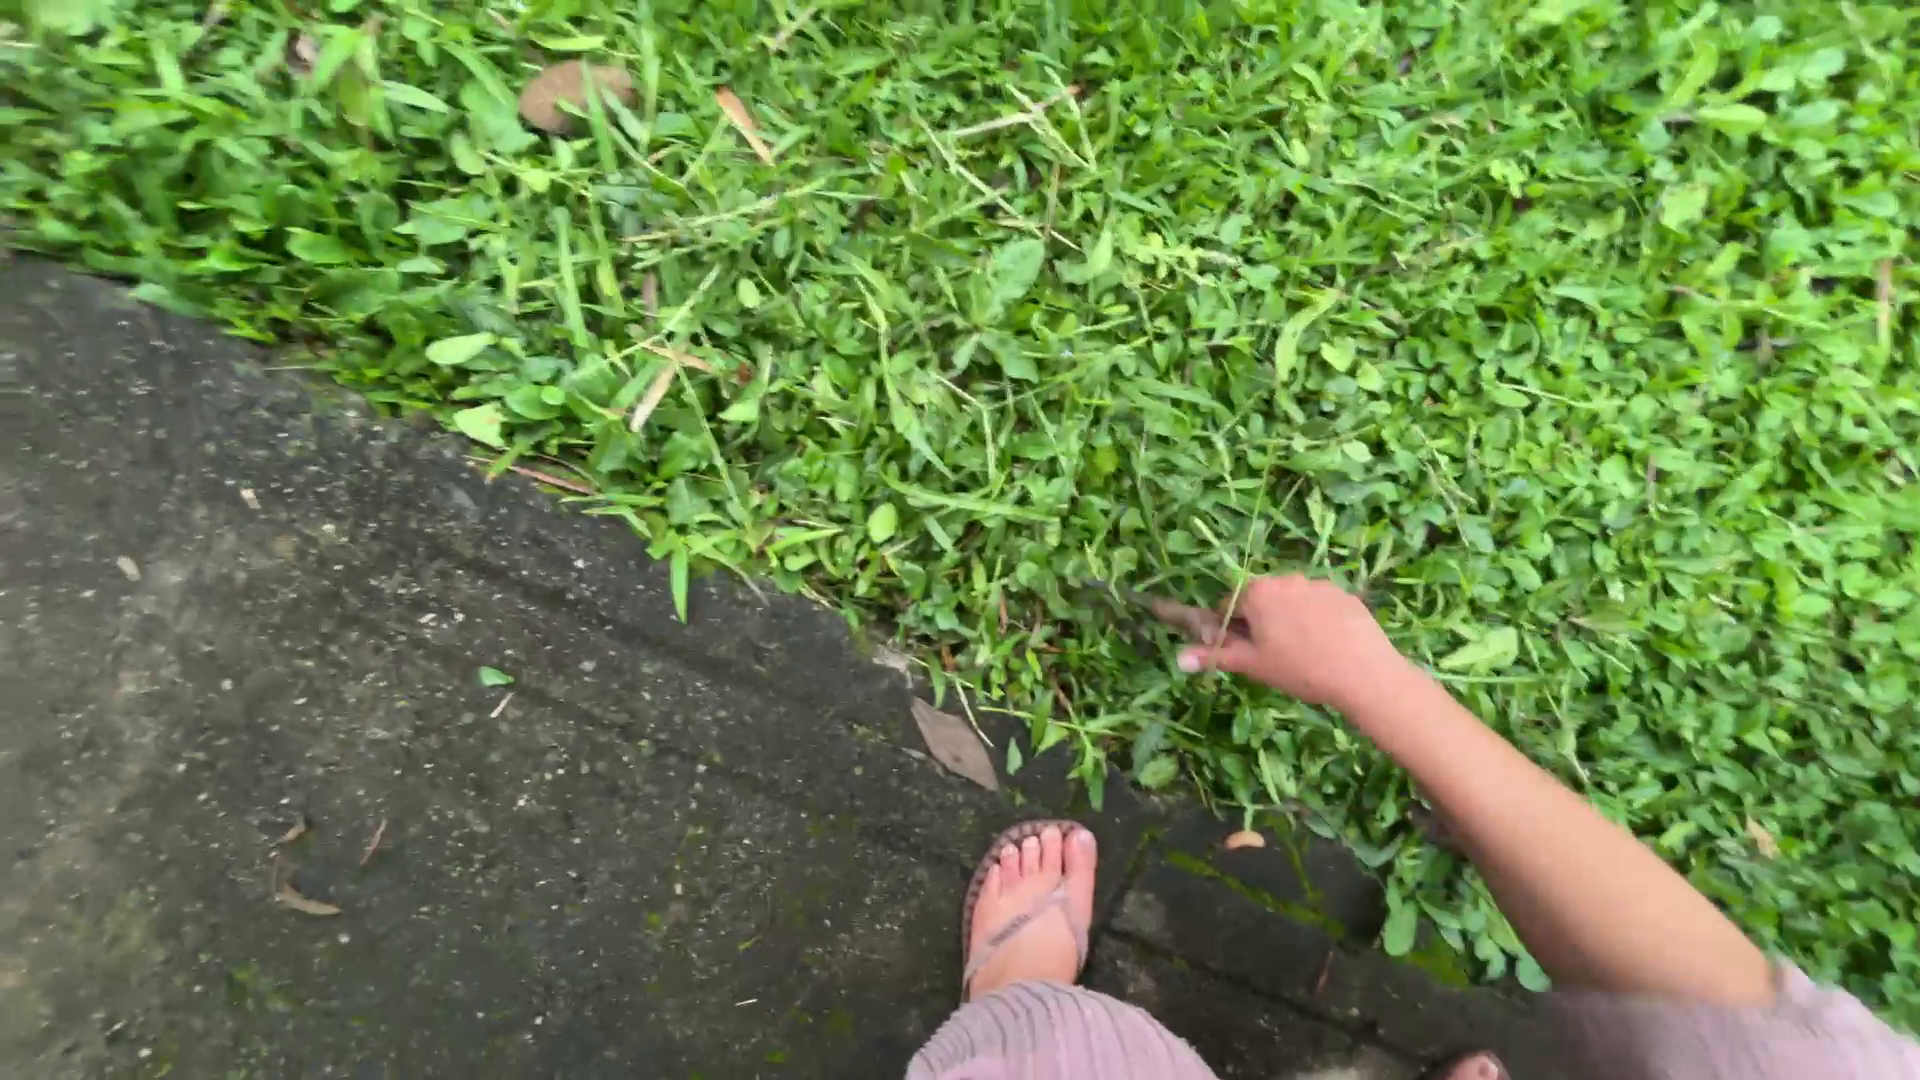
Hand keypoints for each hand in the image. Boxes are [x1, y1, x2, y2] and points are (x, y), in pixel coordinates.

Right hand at [1177, 575, 1413, 711]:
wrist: (1365, 674)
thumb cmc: (1299, 668)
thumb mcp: (1253, 664)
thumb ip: (1214, 656)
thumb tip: (1178, 659)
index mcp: (1257, 592)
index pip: (1230, 605)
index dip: (1232, 629)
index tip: (1245, 651)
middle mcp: (1285, 579)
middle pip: (1261, 599)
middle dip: (1261, 622)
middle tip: (1273, 654)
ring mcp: (1318, 584)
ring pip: (1291, 601)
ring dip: (1289, 619)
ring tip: (1304, 652)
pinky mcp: (1345, 594)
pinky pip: (1320, 604)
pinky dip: (1317, 620)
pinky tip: (1327, 645)